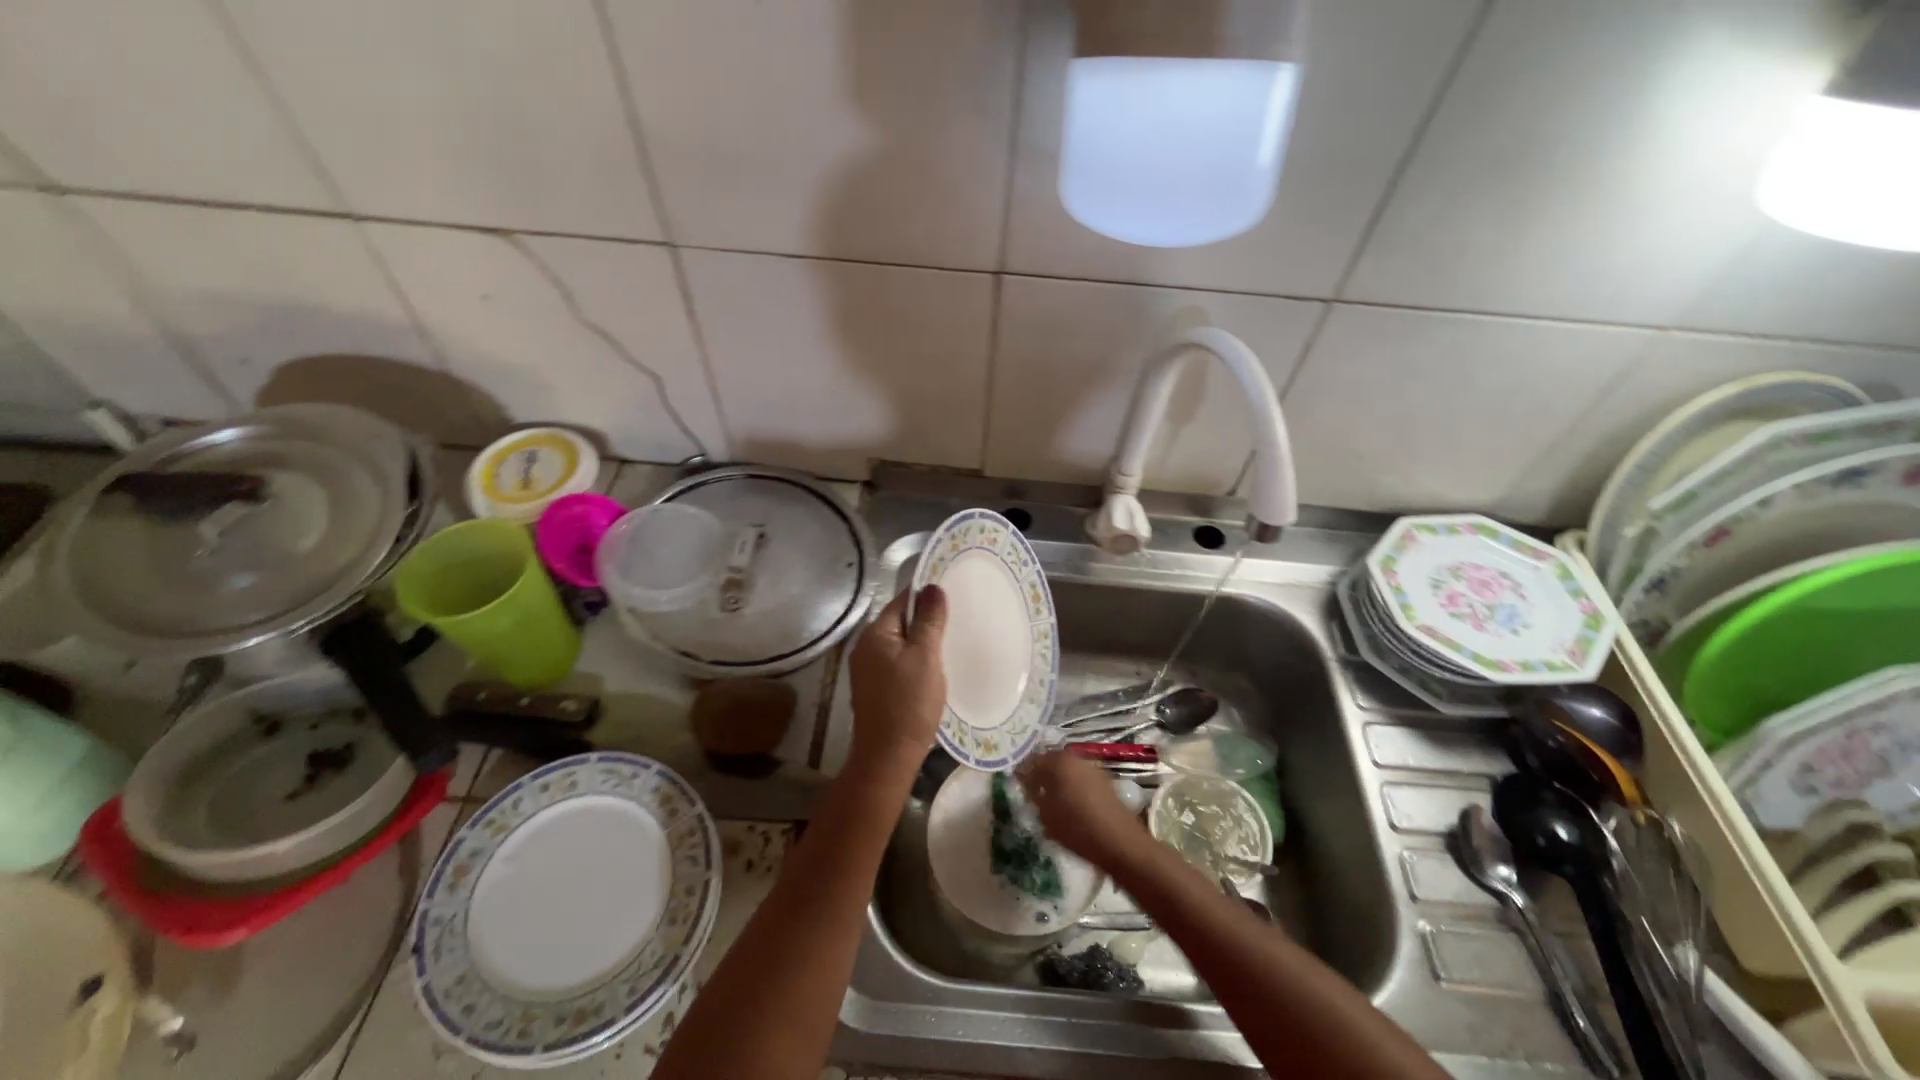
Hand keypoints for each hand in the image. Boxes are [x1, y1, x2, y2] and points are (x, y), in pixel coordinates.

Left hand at [847, 585, 947, 767]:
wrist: (888, 756)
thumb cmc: (909, 702)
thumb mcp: (925, 656)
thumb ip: (929, 620)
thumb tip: (932, 586)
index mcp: (874, 634)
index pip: (901, 601)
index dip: (926, 597)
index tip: (953, 597)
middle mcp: (864, 647)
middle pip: (899, 623)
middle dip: (925, 622)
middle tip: (957, 623)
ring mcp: (866, 670)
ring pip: (899, 645)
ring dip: (921, 644)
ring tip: (949, 647)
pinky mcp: (873, 690)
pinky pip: (896, 664)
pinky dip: (913, 663)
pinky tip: (932, 672)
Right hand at [1019, 749, 1150, 868]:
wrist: (1119, 842)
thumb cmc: (1076, 827)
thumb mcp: (1045, 813)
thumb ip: (1033, 792)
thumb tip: (1026, 780)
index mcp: (1058, 760)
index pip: (1031, 759)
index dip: (1023, 773)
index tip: (1018, 787)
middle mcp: (1076, 758)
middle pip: (1051, 761)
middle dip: (1041, 775)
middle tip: (1033, 794)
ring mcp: (1093, 768)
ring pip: (1067, 770)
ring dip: (1057, 781)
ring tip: (1051, 802)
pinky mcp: (1105, 781)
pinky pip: (1080, 779)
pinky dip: (1072, 787)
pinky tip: (1070, 805)